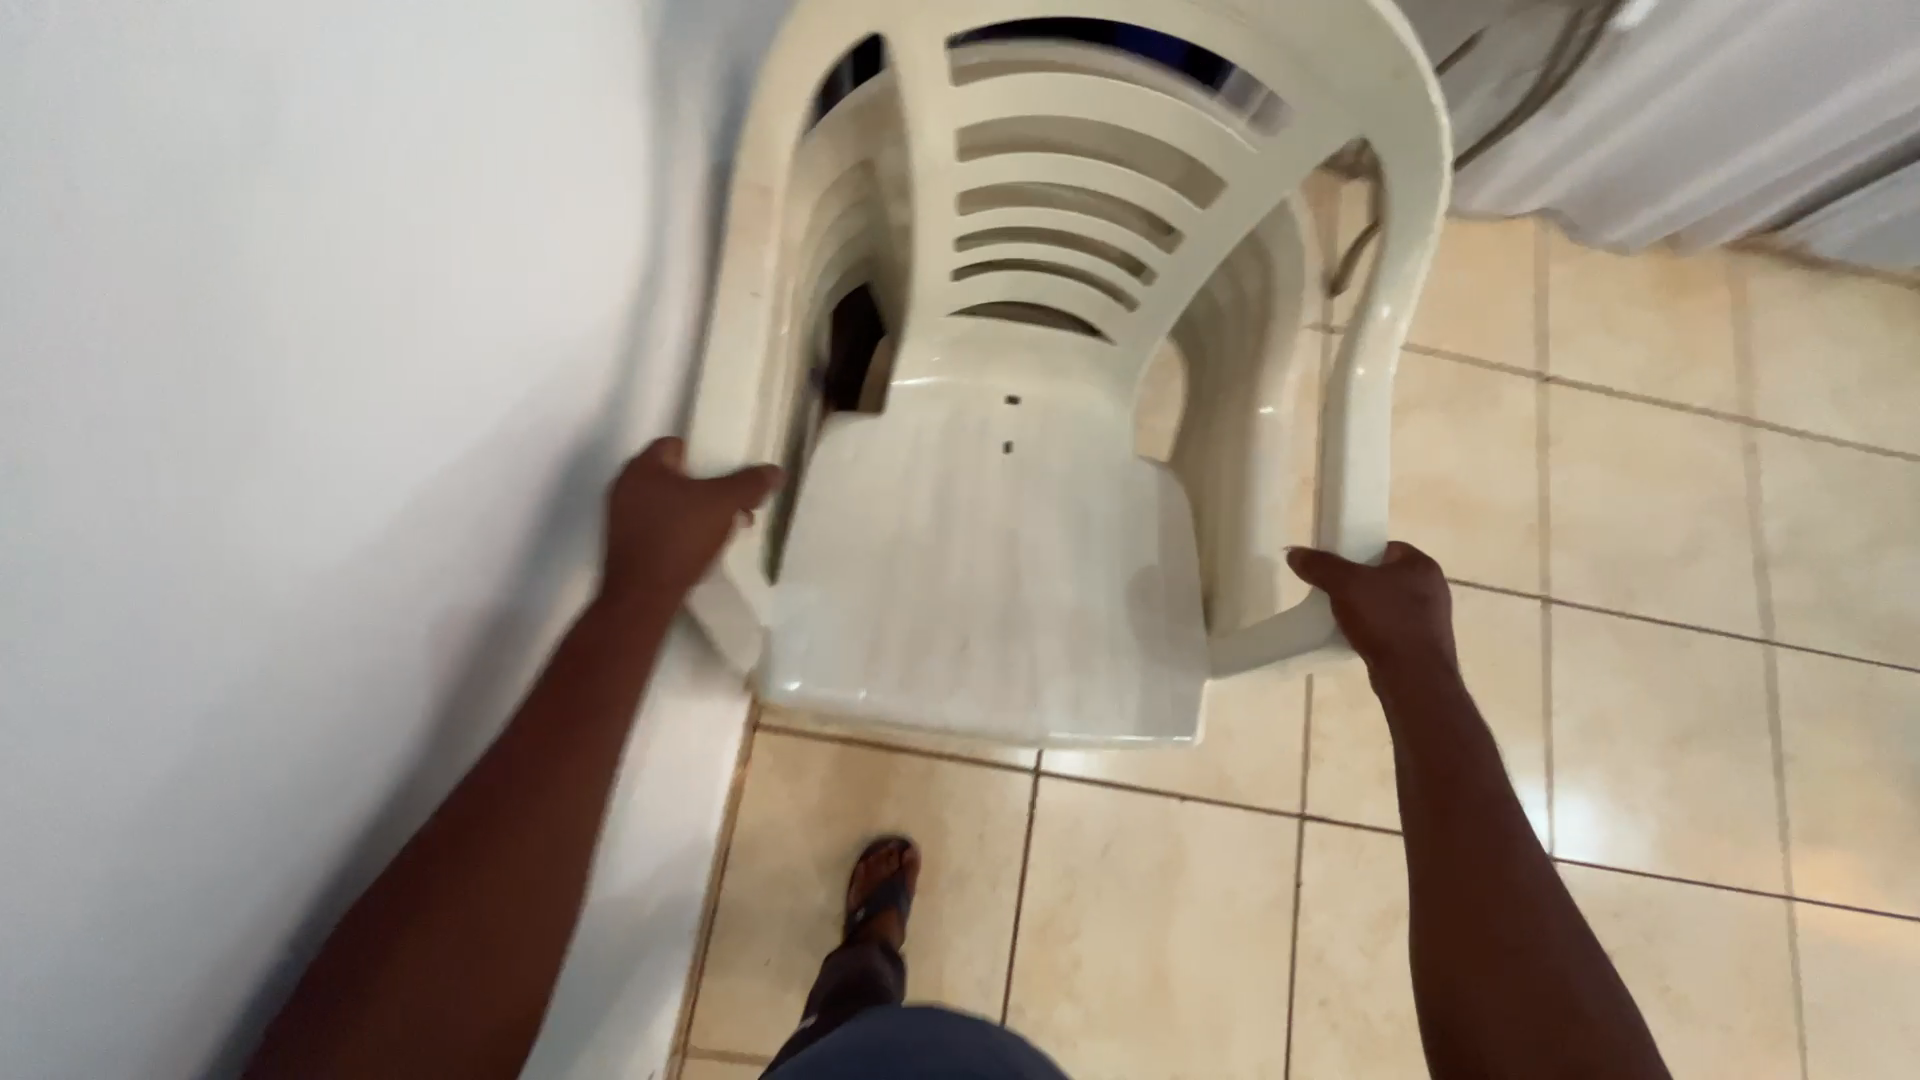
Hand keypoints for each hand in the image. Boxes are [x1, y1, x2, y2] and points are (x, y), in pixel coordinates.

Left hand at [600, 437, 781, 604]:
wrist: (644, 595)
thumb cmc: (681, 537)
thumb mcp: (724, 504)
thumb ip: (749, 483)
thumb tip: (775, 470)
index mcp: (643, 466)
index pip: (676, 444)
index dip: (706, 454)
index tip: (728, 473)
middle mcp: (626, 486)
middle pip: (676, 475)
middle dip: (709, 488)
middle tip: (735, 504)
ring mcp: (622, 517)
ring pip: (669, 503)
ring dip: (698, 511)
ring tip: (726, 528)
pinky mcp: (626, 543)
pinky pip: (660, 525)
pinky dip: (682, 530)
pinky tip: (703, 546)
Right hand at [1286, 541, 1457, 672]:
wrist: (1413, 676)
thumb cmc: (1385, 621)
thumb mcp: (1345, 585)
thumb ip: (1320, 565)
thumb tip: (1294, 552)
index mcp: (1422, 565)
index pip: (1385, 547)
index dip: (1357, 553)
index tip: (1336, 568)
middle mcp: (1433, 587)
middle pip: (1383, 575)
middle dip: (1357, 583)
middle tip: (1334, 591)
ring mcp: (1431, 616)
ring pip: (1387, 602)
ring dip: (1365, 607)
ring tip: (1341, 615)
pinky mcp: (1424, 641)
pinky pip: (1392, 625)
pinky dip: (1374, 628)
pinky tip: (1357, 636)